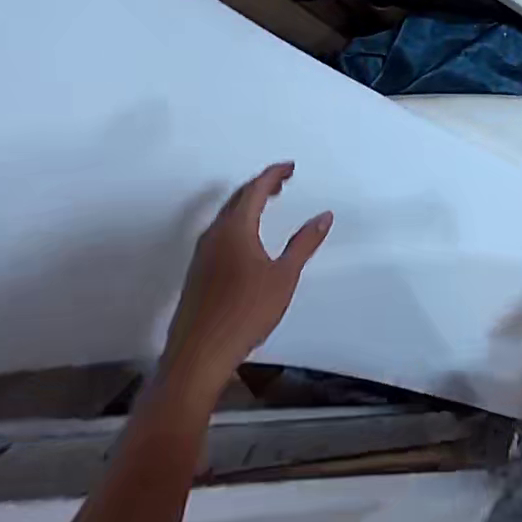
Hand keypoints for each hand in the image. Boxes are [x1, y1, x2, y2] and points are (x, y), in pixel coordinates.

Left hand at [161, 162, 331, 394]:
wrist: (200, 353)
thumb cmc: (244, 313)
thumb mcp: (284, 276)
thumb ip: (304, 243)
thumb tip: (323, 217)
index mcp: (235, 229)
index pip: (254, 189)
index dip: (273, 174)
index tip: (289, 167)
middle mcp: (214, 235)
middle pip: (237, 198)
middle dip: (261, 185)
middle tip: (282, 181)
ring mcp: (202, 254)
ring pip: (226, 216)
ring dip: (248, 204)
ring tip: (268, 203)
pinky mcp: (198, 272)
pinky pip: (219, 232)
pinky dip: (238, 222)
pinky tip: (248, 239)